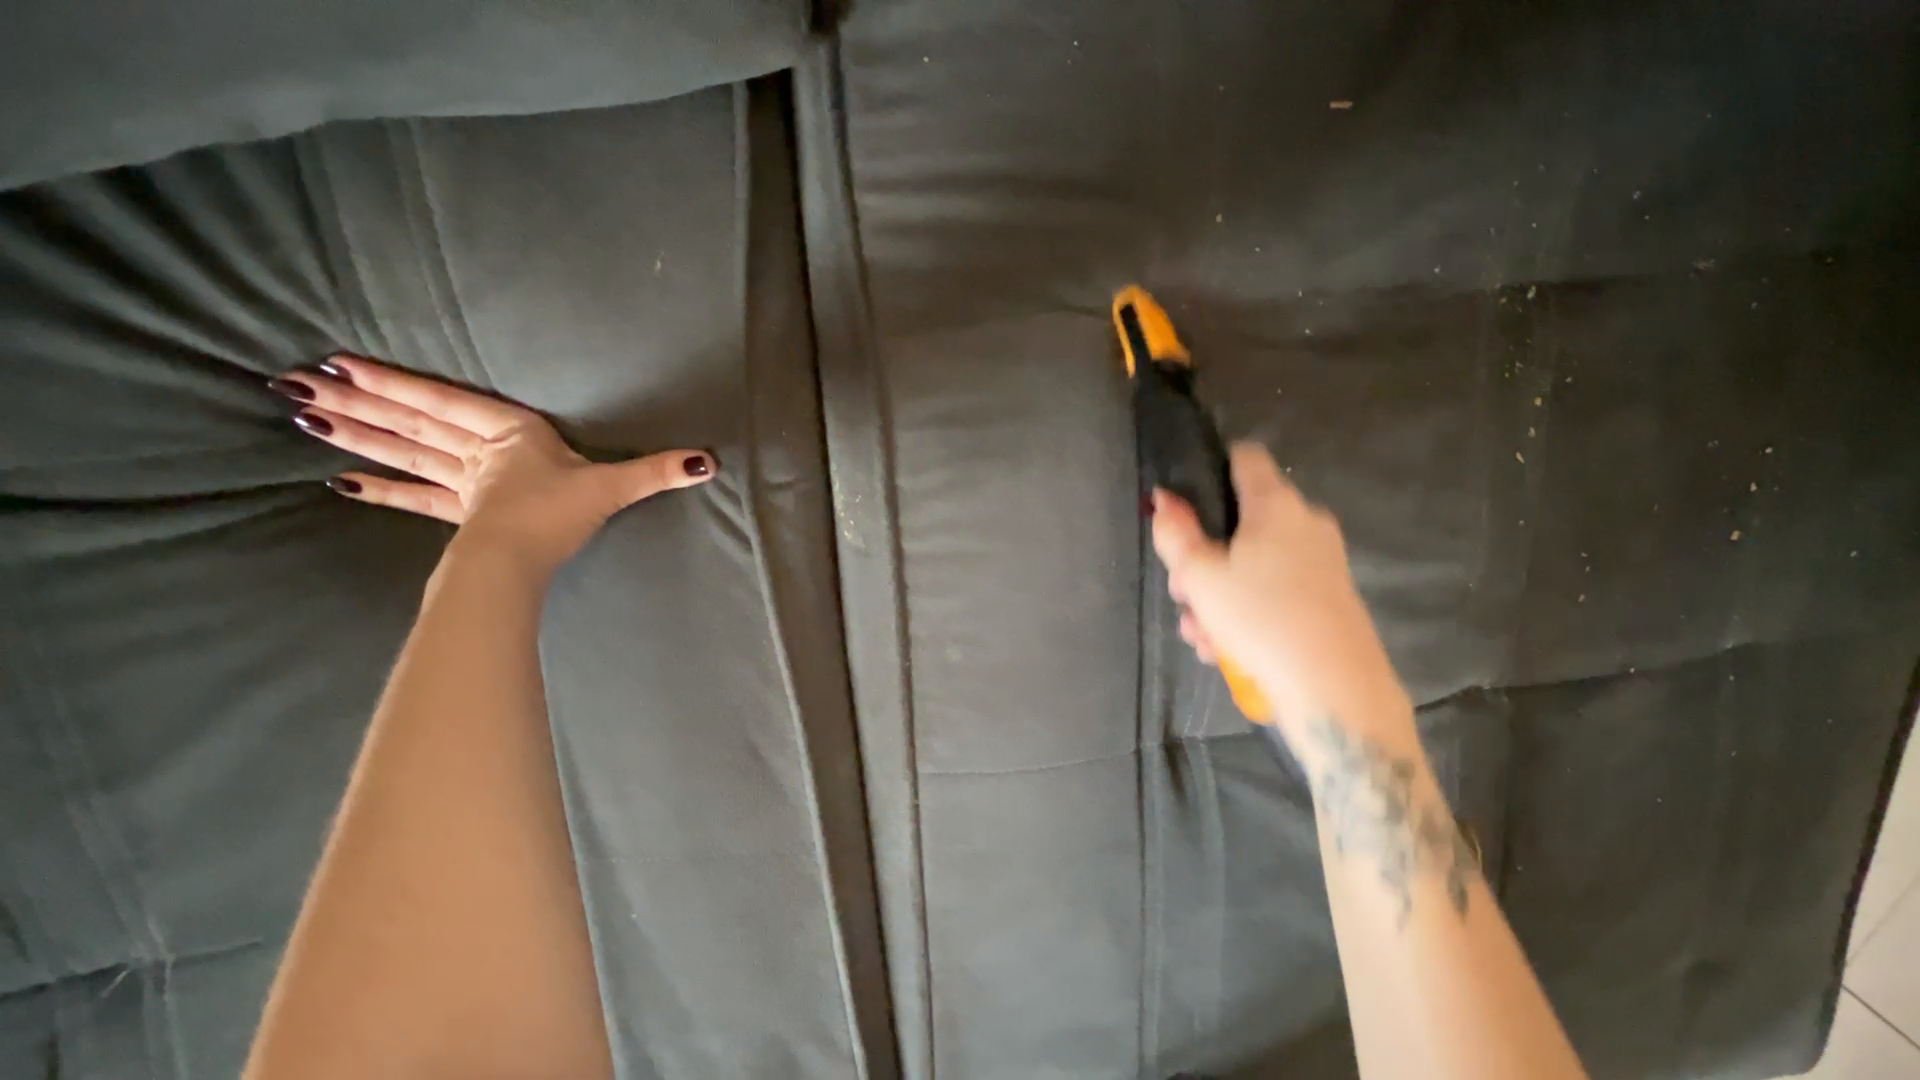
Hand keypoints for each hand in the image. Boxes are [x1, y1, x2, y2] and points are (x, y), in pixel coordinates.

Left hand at [269, 355, 714, 572]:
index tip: (341, 362)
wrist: (521, 565)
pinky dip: (378, 489)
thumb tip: (708, 461)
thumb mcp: (613, 487)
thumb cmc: (559, 516)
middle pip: (409, 423)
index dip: (394, 383)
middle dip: (356, 401)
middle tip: (294, 379)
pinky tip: (336, 481)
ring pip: (400, 453)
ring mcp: (461, 487)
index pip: (443, 402)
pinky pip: (412, 498)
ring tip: (301, 413)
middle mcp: (476, 455)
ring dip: (354, 435)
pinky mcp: (458, 517)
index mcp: (508, 435)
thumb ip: (656, 471)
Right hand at [1151, 443, 1406, 737]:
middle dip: (1204, 557)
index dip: (1209, 469)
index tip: (1184, 505)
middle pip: (1241, 523)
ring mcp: (1323, 562)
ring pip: (1253, 565)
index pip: (1243, 457)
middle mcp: (1305, 523)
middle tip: (1182, 595)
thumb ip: (1175, 533)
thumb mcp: (1199, 576)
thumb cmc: (1261, 619)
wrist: (1336, 689)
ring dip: (1219, 596)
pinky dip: (1249, 613)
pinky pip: (1276, 592)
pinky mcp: (1329, 599)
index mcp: (1275, 504)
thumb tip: (1164, 499)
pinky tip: (1228, 651)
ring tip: (1202, 636)